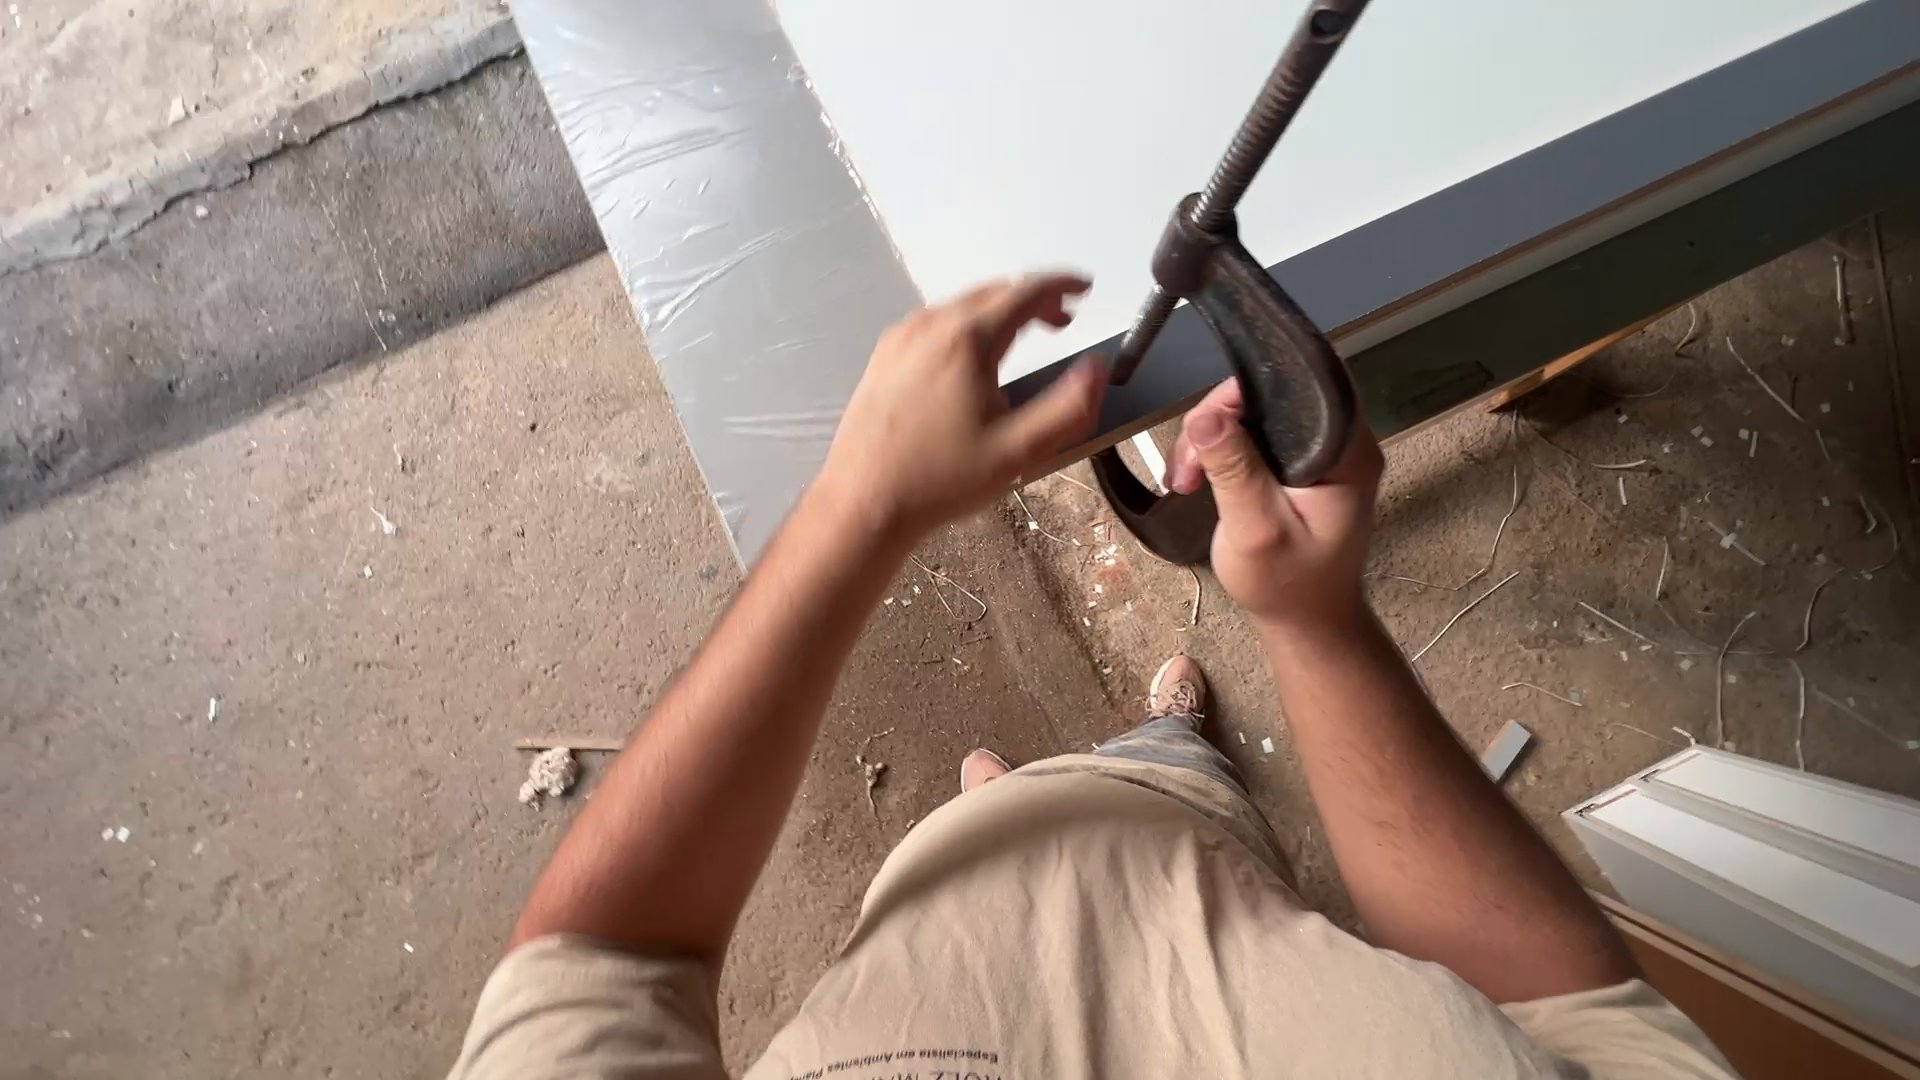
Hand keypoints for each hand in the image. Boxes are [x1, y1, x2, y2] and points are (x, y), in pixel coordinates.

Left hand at [819, 274, 1106, 544]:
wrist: (864, 502)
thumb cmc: (941, 480)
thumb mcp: (1018, 452)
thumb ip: (1068, 408)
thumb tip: (1099, 369)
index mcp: (966, 340)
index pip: (1025, 291)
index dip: (1063, 285)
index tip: (1086, 289)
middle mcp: (929, 326)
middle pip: (992, 292)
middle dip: (1033, 300)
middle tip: (1062, 321)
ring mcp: (900, 340)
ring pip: (960, 307)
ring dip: (998, 313)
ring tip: (1022, 338)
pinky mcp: (883, 359)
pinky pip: (933, 326)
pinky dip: (964, 327)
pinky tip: (970, 358)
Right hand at [1166, 378, 1383, 632]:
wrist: (1305, 620)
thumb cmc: (1286, 584)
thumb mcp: (1254, 529)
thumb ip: (1234, 470)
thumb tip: (1205, 417)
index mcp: (1345, 451)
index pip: (1294, 386)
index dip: (1241, 395)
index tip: (1201, 429)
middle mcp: (1340, 440)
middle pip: (1269, 395)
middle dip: (1216, 422)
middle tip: (1187, 469)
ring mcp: (1320, 452)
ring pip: (1255, 415)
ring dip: (1210, 441)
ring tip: (1186, 481)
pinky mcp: (1300, 464)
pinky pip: (1256, 436)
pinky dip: (1221, 451)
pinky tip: (1200, 478)